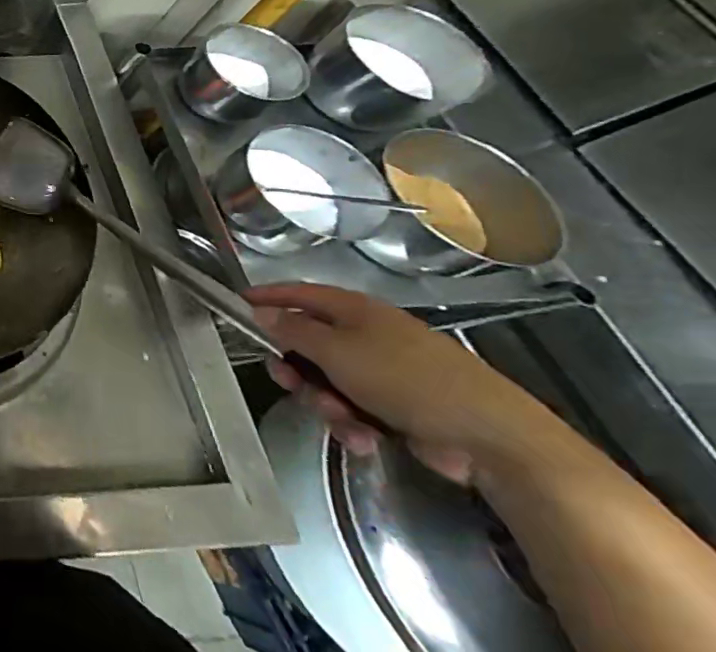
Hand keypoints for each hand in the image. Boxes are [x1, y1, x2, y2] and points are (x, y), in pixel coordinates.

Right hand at [248, 282, 553, 482]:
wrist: (493, 439)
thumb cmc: (408, 380)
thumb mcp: (337, 351)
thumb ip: (293, 330)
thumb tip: (262, 311)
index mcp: (357, 311)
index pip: (300, 293)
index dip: (268, 297)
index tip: (238, 304)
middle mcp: (370, 335)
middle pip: (309, 343)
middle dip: (294, 366)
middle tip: (284, 379)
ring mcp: (387, 372)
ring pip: (328, 381)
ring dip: (325, 402)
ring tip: (341, 418)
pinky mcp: (400, 407)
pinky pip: (355, 408)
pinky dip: (353, 423)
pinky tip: (364, 437)